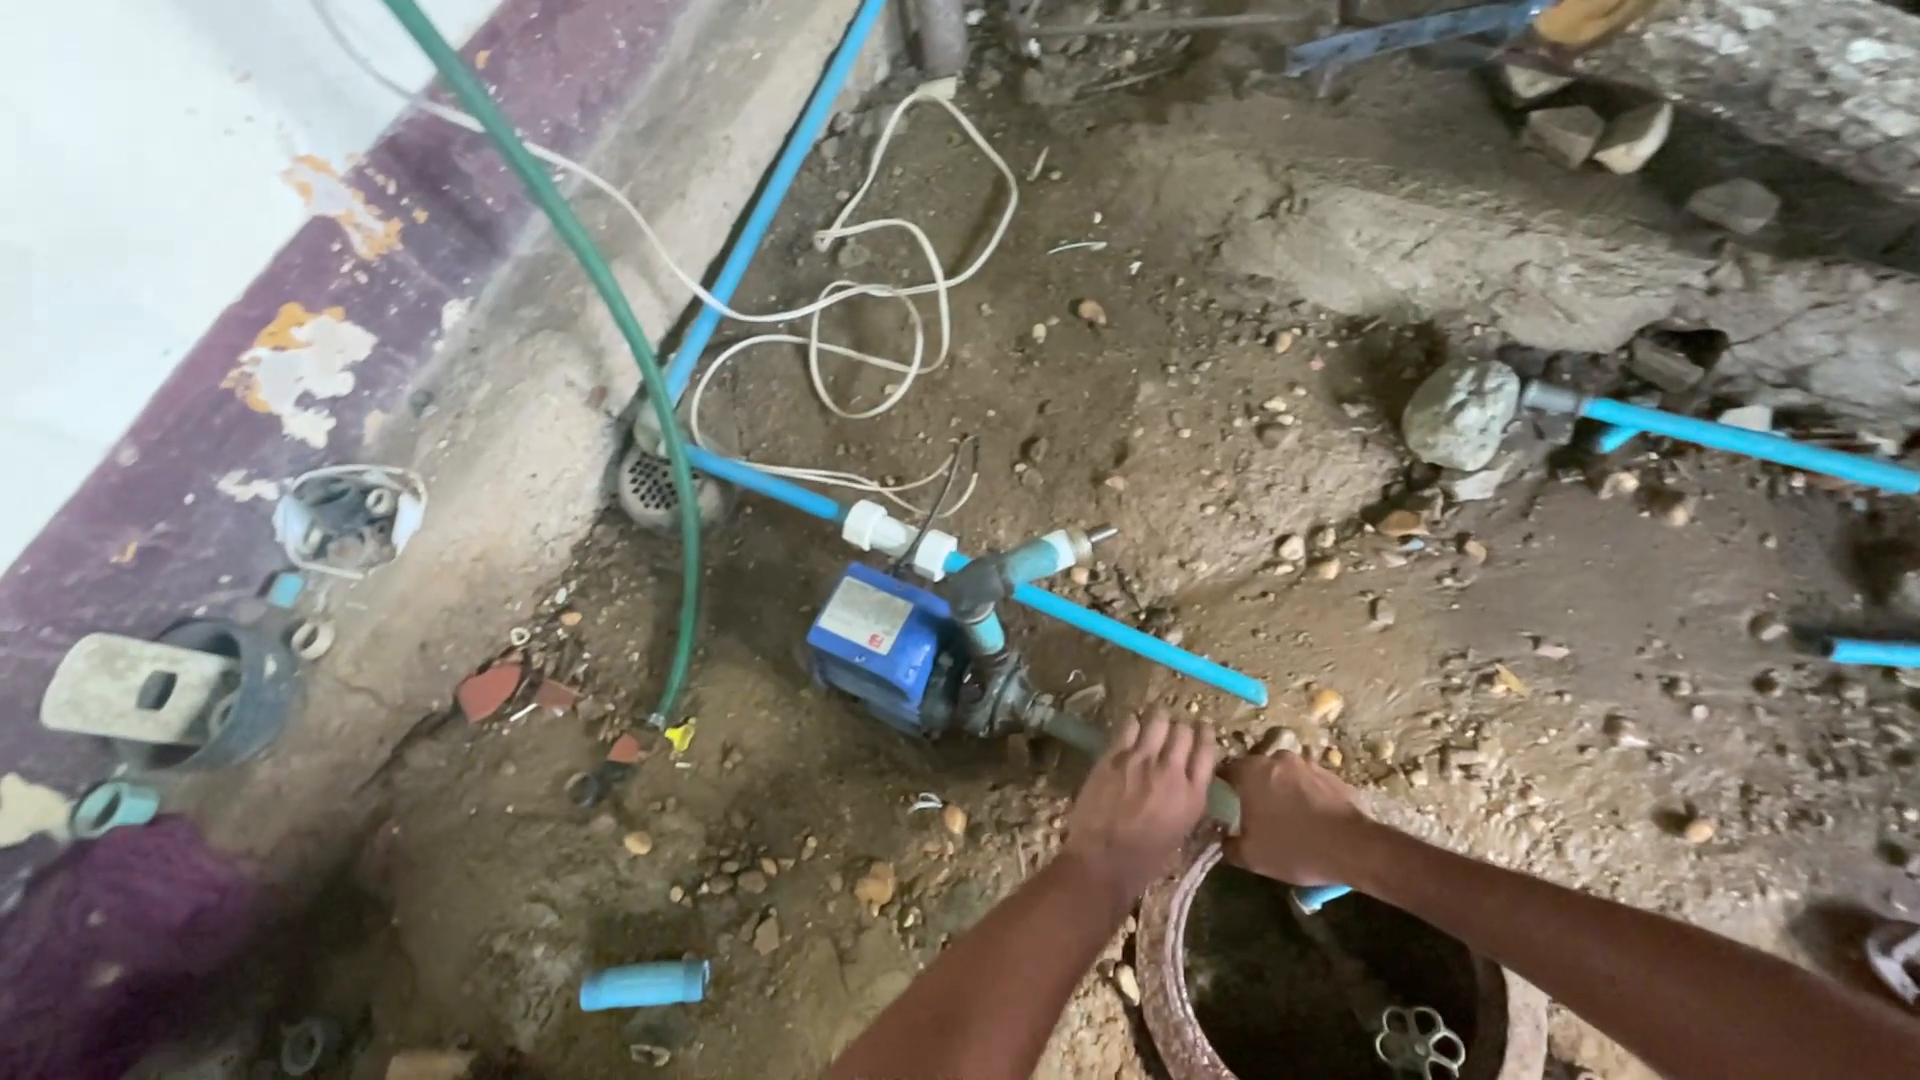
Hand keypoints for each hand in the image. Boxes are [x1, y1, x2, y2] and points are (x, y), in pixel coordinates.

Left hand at [1063, 709, 1216, 903]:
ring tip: (1156, 717)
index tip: (1202, 727)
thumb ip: (1186, 801)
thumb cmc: (1145, 859)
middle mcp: (1171, 771)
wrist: (1104, 859)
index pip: (1207, 752)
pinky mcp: (1114, 757)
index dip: (1205, 735)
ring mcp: (1141, 761)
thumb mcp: (1181, 831)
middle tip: (1175, 726)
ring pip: (1157, 722)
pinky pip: (1129, 728)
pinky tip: (1133, 725)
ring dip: (1159, 718)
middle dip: (1181, 726)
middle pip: (1183, 732)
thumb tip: (1185, 782)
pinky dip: (1134, 724)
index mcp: (1193, 795)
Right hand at [1220, 751, 1370, 886]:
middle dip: (1254, 788)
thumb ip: (1228, 845)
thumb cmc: (1294, 847)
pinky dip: (1305, 795)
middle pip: (1256, 770)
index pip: (1225, 771)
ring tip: (1287, 816)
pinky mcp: (1332, 775)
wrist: (1354, 848)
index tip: (1226, 807)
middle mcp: (1276, 759)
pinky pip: (1308, 783)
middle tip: (1256, 814)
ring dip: (1281, 789)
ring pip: (1284, 775)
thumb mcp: (1251, 857)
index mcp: (1250, 771)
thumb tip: (1223, 839)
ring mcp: (1307, 764)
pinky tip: (1311, 818)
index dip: (1223, 789)